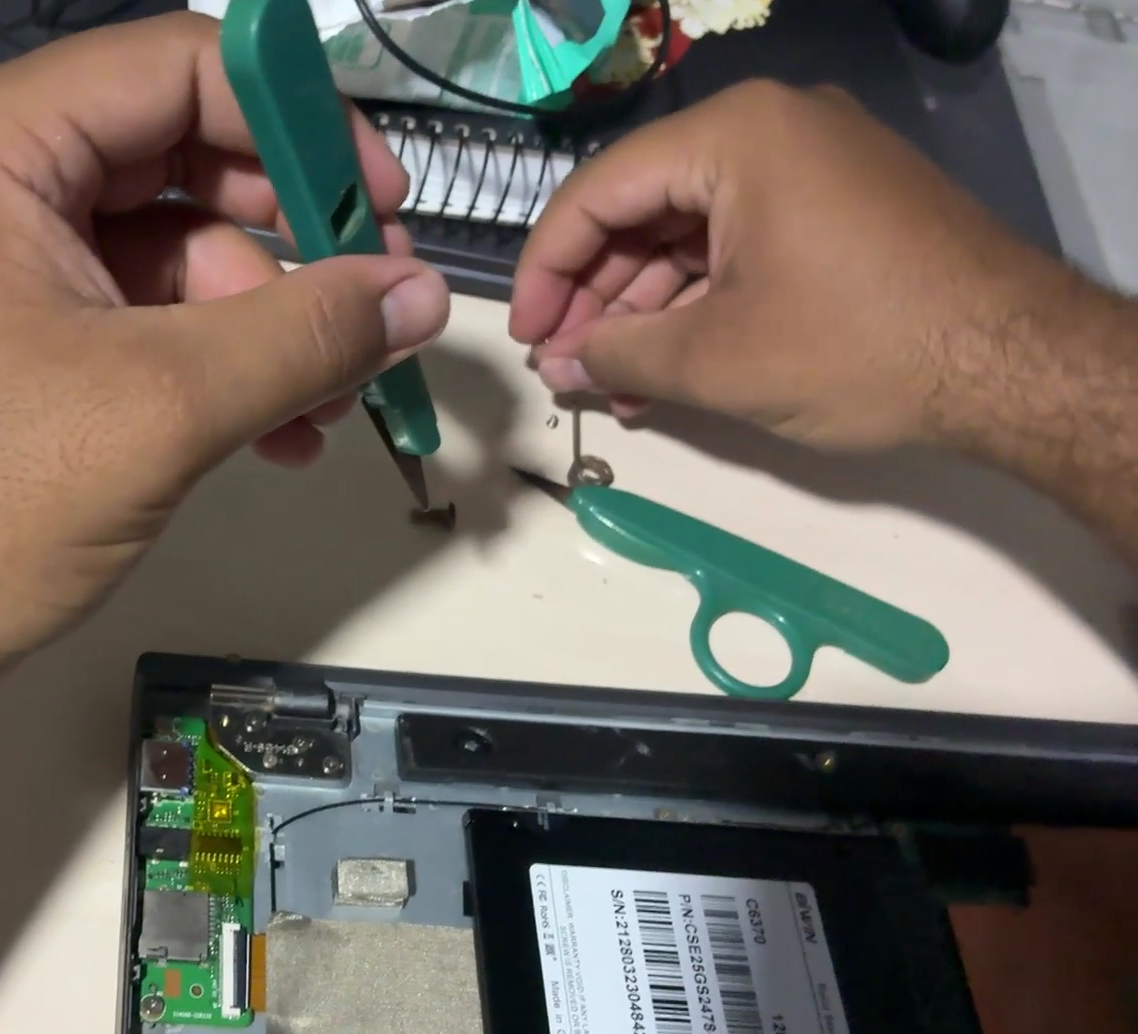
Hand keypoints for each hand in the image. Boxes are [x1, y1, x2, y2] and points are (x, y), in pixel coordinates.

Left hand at [0, 13, 448, 699]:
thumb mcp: (163, 407)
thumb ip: (303, 337)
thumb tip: (424, 297)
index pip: (175, 70)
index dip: (295, 120)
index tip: (380, 201)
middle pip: (178, 167)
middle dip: (287, 243)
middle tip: (370, 307)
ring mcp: (3, 277)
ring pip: (169, 263)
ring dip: (261, 330)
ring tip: (327, 407)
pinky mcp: (22, 351)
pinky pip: (139, 328)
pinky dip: (212, 372)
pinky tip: (275, 435)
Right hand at [509, 79, 1062, 451]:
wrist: (1021, 370)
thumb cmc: (852, 347)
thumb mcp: (706, 359)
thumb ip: (609, 355)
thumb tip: (554, 366)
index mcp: (733, 139)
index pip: (595, 197)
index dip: (543, 272)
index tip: (524, 335)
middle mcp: (762, 137)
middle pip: (631, 217)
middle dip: (587, 301)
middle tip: (558, 365)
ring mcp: (795, 176)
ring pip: (670, 244)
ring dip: (628, 319)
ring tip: (601, 386)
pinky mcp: (817, 218)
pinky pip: (719, 258)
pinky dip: (678, 315)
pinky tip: (650, 378)